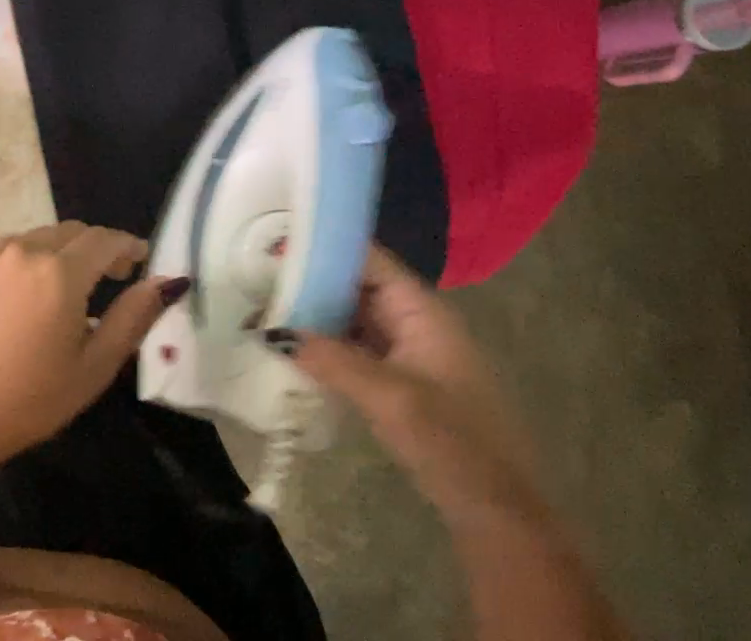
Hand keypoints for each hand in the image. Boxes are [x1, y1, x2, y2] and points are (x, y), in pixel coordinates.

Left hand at [0, 221, 186, 469]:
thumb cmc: (34, 397)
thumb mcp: (96, 364)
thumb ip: (134, 316)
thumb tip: (167, 283)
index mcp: (59, 272)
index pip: (104, 240)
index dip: (128, 246)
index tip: (142, 262)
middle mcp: (24, 251)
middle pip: (73, 231)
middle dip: (99, 247)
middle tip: (115, 277)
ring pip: (40, 236)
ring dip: (65, 250)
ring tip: (75, 285)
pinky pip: (12, 249)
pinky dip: (33, 257)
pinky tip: (35, 291)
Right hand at [286, 247, 543, 524]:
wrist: (497, 509)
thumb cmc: (452, 442)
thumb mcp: (389, 398)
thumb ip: (331, 359)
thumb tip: (272, 331)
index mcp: (422, 311)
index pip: (368, 260)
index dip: (325, 247)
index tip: (274, 241)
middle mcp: (414, 322)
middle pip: (355, 286)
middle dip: (308, 281)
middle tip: (253, 277)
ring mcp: (407, 352)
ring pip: (351, 317)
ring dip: (311, 315)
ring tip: (259, 308)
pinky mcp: (397, 380)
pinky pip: (353, 347)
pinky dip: (322, 344)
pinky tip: (287, 349)